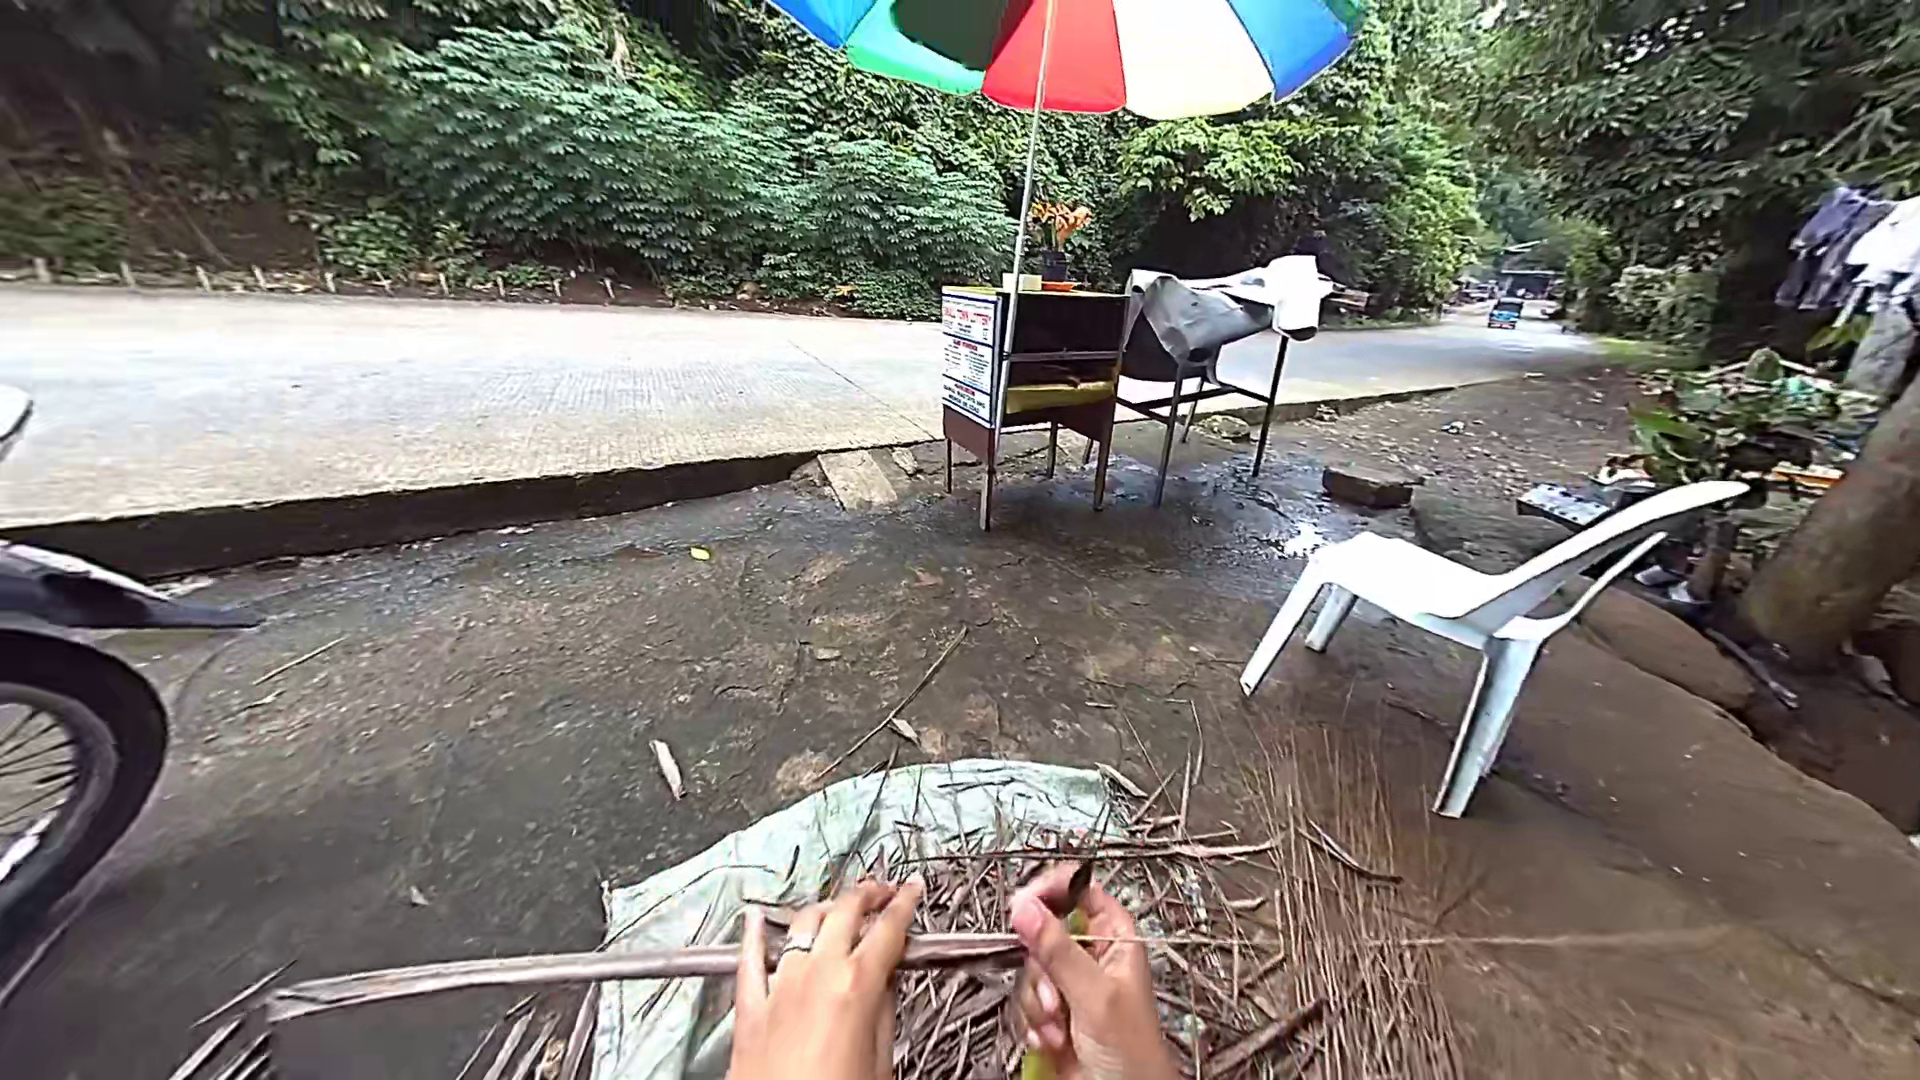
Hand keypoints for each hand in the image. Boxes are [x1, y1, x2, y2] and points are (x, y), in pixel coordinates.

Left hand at [730, 877, 924, 1079]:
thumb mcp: (880, 1064)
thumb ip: (884, 1011)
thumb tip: (885, 981)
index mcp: (856, 985)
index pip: (889, 927)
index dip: (905, 902)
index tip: (912, 889)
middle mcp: (817, 974)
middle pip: (847, 911)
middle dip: (869, 894)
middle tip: (883, 891)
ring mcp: (780, 987)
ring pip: (805, 922)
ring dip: (827, 906)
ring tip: (840, 904)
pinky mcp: (750, 1010)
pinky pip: (749, 961)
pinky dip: (755, 935)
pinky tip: (756, 919)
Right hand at [1011, 865, 1177, 1079]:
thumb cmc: (1136, 1061)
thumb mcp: (1096, 996)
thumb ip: (1059, 949)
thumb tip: (1026, 907)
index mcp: (1114, 934)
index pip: (1077, 887)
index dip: (1050, 890)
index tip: (1024, 905)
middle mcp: (1090, 952)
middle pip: (1044, 928)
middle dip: (1042, 966)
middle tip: (1053, 991)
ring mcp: (1069, 983)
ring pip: (1030, 965)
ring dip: (1038, 1000)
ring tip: (1058, 1025)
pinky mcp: (1051, 1011)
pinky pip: (1024, 997)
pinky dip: (1032, 1020)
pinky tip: (1051, 1040)